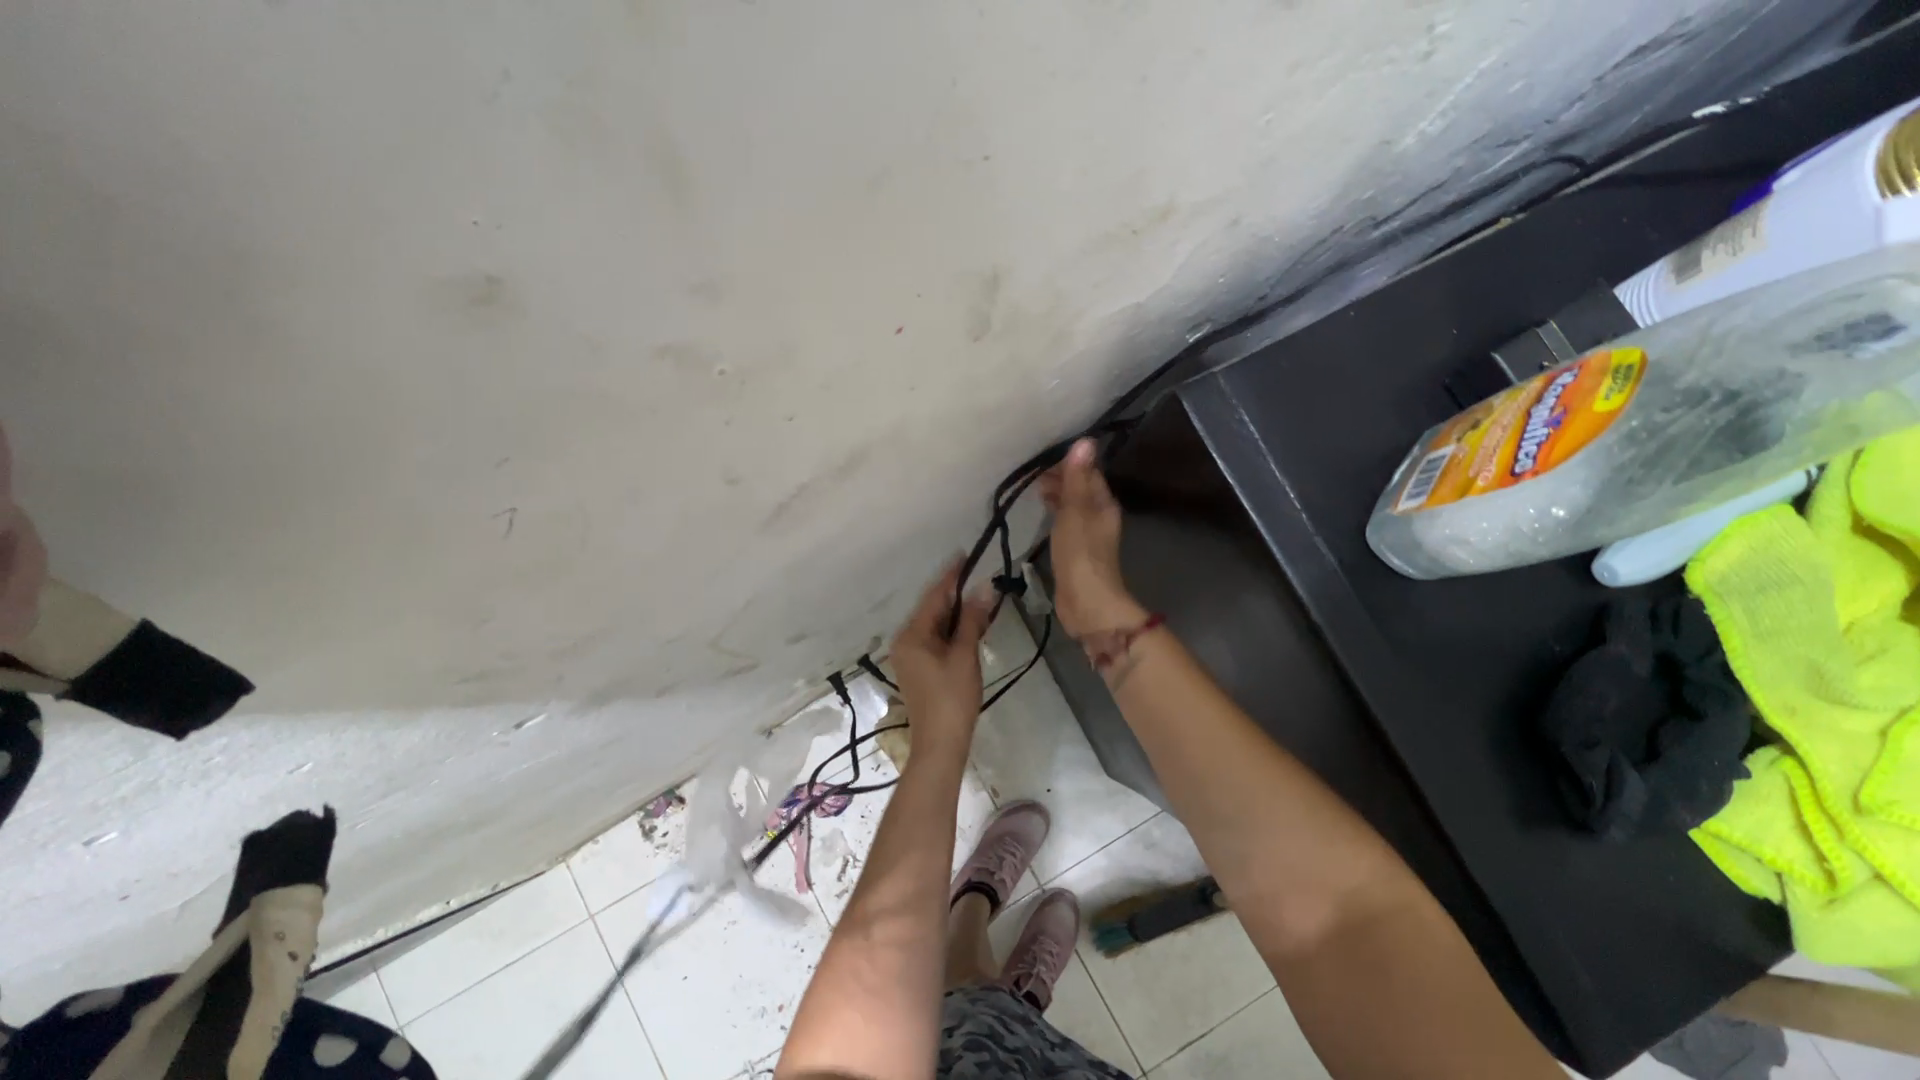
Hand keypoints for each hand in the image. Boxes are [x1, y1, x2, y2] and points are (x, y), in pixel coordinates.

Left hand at [889, 559, 994, 748]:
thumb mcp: (965, 655)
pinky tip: (972, 627)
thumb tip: (983, 588)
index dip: (951, 576)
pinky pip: (935, 640)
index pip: (934, 596)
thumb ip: (972, 620)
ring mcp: (909, 656)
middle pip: (933, 610)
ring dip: (957, 614)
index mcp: (911, 635)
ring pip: (935, 625)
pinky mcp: (918, 669)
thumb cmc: (953, 698)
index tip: (965, 555)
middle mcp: (904, 641)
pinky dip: (953, 631)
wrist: (941, 744)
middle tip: (981, 578)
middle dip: (957, 595)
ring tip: (982, 599)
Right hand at [1040, 439, 1146, 638]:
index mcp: (1103, 503)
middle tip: (1031, 472)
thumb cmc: (1081, 554)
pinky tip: (1041, 515)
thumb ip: (1077, 478)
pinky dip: (1055, 514)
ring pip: (1073, 507)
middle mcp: (1099, 516)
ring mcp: (1089, 536)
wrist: (1086, 602)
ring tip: (1033, 488)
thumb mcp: (1075, 511)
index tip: (1042, 455)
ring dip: (1057, 495)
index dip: (1069, 462)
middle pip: (1081, 489)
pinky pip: (1065, 524)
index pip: (1088, 473)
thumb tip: (1085, 442)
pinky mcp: (1076, 552)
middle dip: (1060, 478)